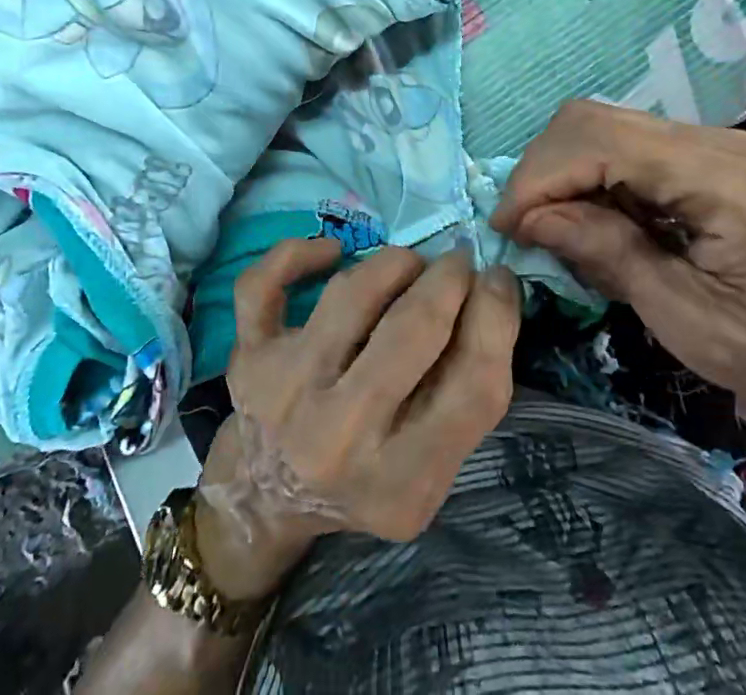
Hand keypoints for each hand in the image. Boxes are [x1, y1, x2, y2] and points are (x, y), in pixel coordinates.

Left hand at [191, 240, 521, 600]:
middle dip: (448, 280)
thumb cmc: (363, 480)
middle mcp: (339, 433)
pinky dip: (295, 254)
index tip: (497, 281)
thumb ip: (463, 399)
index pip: (475, 385)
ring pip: (349, 293)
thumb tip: (487, 293)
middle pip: (414, 329)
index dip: (498, 318)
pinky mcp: (247, 359)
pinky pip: (261, 285)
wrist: (269, 493)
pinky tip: (331, 252)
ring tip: (408, 265)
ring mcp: (284, 391)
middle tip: (456, 265)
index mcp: (402, 478)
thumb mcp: (428, 472)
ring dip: (393, 263)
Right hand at [491, 100, 745, 425]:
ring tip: (550, 229)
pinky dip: (586, 179)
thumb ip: (609, 255)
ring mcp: (714, 147)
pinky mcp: (704, 161)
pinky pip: (622, 149)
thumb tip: (530, 218)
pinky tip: (587, 222)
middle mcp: (720, 145)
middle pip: (593, 120)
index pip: (603, 142)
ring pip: (601, 128)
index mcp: (727, 181)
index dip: (540, 178)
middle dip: (541, 171)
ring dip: (560, 174)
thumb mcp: (686, 318)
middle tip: (521, 228)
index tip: (506, 228)